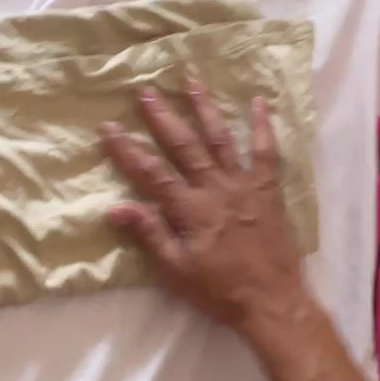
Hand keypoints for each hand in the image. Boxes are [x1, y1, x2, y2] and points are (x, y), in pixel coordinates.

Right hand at [100, 79, 311, 329]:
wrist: (271, 300)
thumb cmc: (217, 290)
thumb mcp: (175, 270)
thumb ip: (149, 235)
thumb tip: (115, 208)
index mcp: (190, 210)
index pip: (152, 173)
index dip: (128, 150)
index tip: (108, 128)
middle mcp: (216, 189)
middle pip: (185, 146)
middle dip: (163, 116)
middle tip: (145, 89)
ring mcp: (245, 185)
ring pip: (222, 139)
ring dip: (205, 108)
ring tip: (191, 80)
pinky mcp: (269, 189)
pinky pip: (267, 151)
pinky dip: (263, 125)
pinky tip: (259, 101)